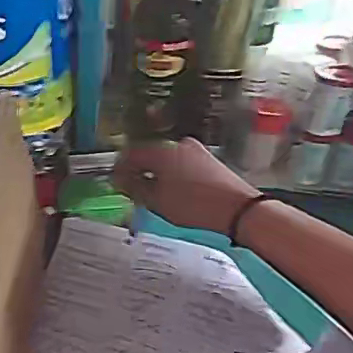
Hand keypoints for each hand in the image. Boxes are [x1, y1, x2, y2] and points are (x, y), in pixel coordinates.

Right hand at [113, 138, 259, 235]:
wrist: (238, 209)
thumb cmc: (194, 205)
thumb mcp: (157, 201)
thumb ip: (136, 187)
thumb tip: (122, 179)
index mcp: (161, 150)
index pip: (131, 154)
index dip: (119, 168)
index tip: (115, 182)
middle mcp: (178, 144)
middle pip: (149, 154)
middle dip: (138, 170)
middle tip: (131, 189)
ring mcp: (196, 150)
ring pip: (166, 159)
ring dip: (156, 173)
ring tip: (152, 193)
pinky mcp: (208, 160)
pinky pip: (181, 163)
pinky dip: (172, 174)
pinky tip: (173, 191)